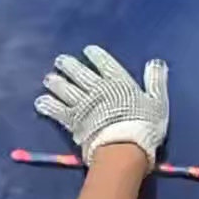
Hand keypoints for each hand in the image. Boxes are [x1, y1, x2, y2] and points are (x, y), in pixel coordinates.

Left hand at [34, 45, 168, 170]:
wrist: (124, 147)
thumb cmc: (145, 126)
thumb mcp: (158, 102)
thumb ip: (156, 81)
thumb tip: (157, 62)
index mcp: (119, 82)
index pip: (104, 62)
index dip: (95, 55)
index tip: (88, 51)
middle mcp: (98, 89)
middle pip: (79, 73)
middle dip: (69, 65)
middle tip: (60, 61)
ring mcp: (83, 104)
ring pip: (66, 88)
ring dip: (56, 82)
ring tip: (49, 78)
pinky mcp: (73, 120)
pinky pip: (57, 110)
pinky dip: (48, 105)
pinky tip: (40, 101)